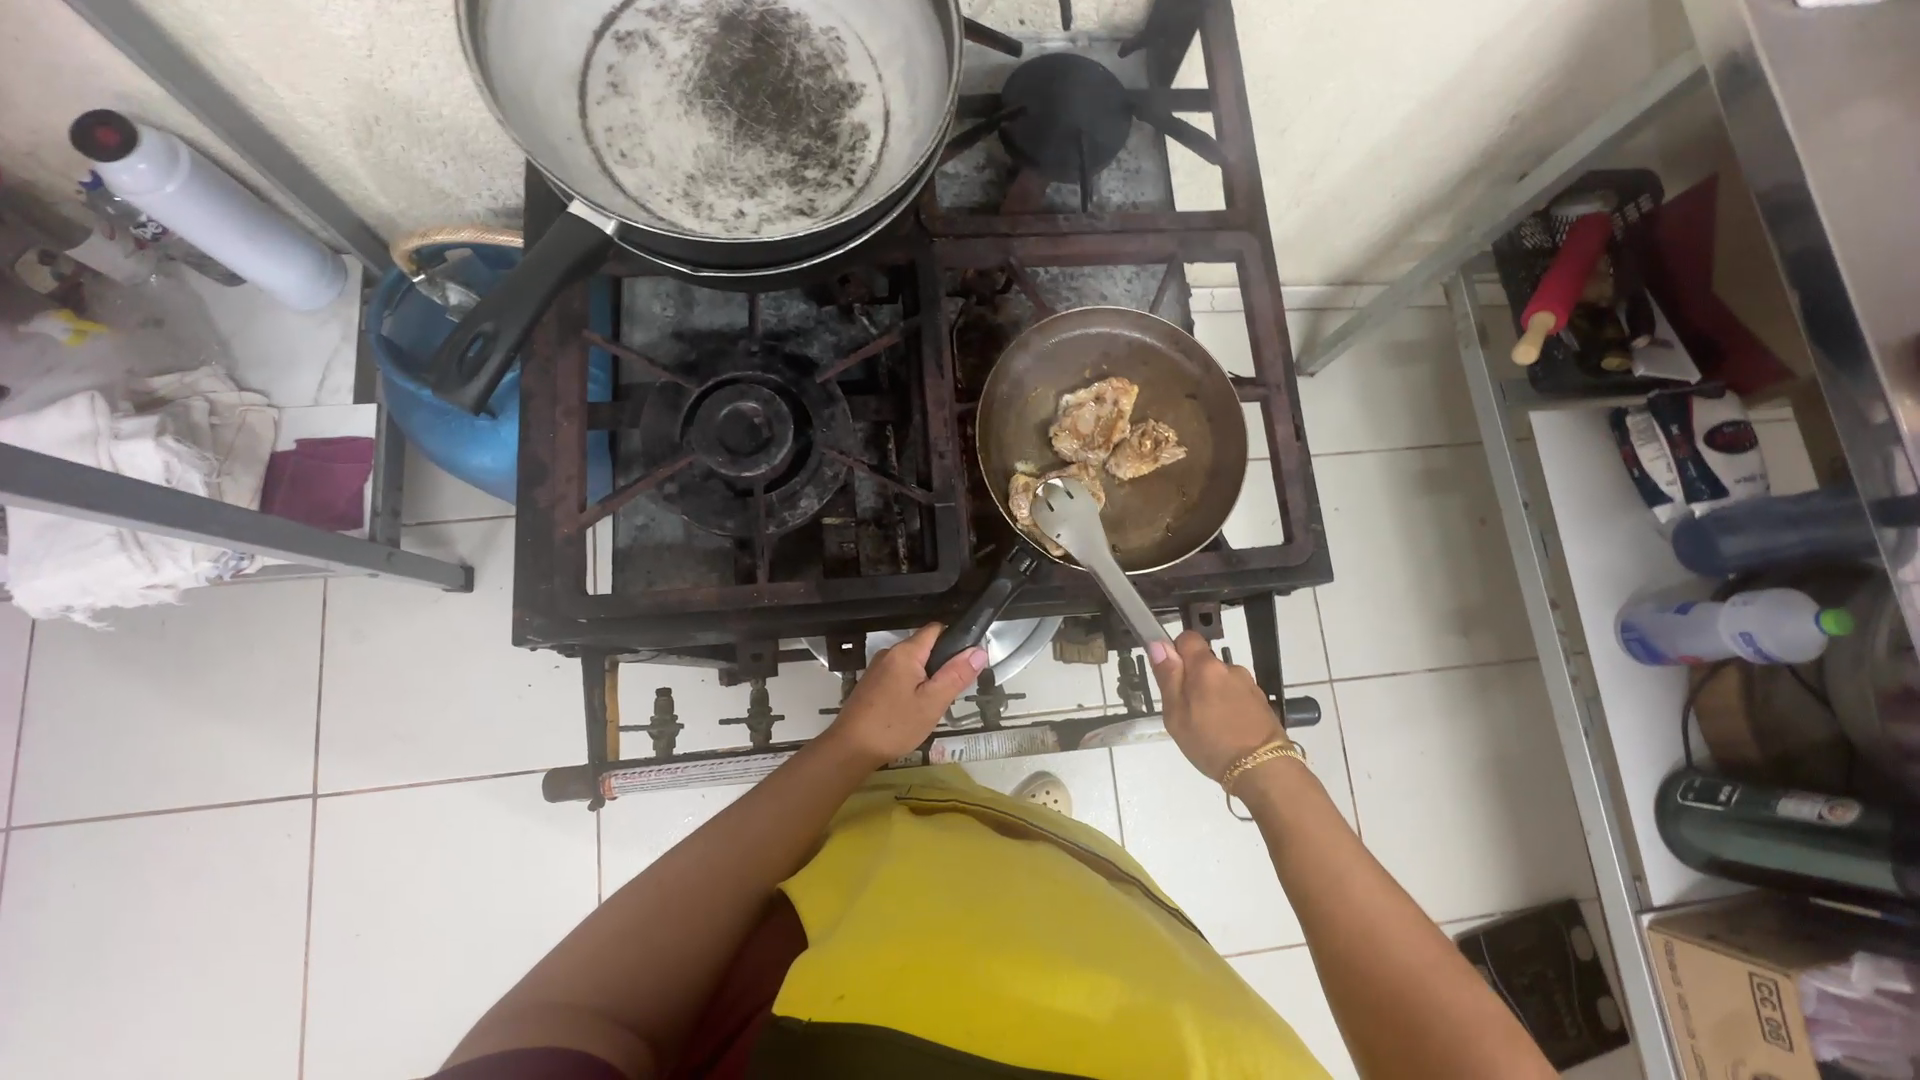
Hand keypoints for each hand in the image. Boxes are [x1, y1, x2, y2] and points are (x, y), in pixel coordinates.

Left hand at [823, 623, 987, 768]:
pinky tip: (913, 710)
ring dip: (926, 678)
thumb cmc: (895, 725)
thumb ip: (956, 675)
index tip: (968, 662)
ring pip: (912, 664)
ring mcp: (877, 669)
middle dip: (941, 664)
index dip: (956, 640)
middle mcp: (889, 653)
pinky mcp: (871, 685)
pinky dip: (911, 687)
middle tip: (953, 691)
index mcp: (905, 652)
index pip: (936, 629)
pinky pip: (899, 677)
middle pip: (924, 647)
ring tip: (935, 704)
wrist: (851, 749)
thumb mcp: (933, 702)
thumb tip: (979, 651)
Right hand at [1147, 632, 1287, 780]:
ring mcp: (1249, 686)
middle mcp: (1230, 669)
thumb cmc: (1211, 742)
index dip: (1175, 652)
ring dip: (1212, 696)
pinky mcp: (1261, 703)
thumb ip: (1168, 677)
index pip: (1188, 638)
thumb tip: (1158, 644)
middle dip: (1193, 680)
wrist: (1264, 770)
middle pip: (1204, 664)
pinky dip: (1228, 708)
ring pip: (1220, 682)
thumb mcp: (1176, 714)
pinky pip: (1236, 697)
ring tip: (1208, 728)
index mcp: (1206, 668)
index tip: (1171, 678)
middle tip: (1186, 712)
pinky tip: (1227, 732)